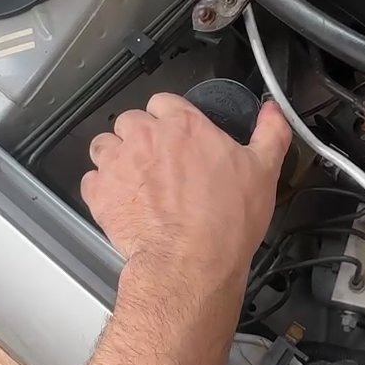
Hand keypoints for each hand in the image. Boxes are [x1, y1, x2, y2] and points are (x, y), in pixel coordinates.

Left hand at [81, 92, 291, 294]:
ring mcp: (119, 163)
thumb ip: (271, 133)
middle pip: (130, 120)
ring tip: (136, 179)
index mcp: (185, 125)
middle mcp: (147, 137)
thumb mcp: (265, 171)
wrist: (191, 263)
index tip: (177, 134)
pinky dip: (102, 187)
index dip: (170, 117)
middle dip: (141, 136)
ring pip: (105, 144)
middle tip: (158, 161)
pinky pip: (91, 179)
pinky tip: (123, 200)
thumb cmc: (225, 221)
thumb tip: (273, 112)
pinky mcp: (100, 192)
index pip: (164, 101)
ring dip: (116, 157)